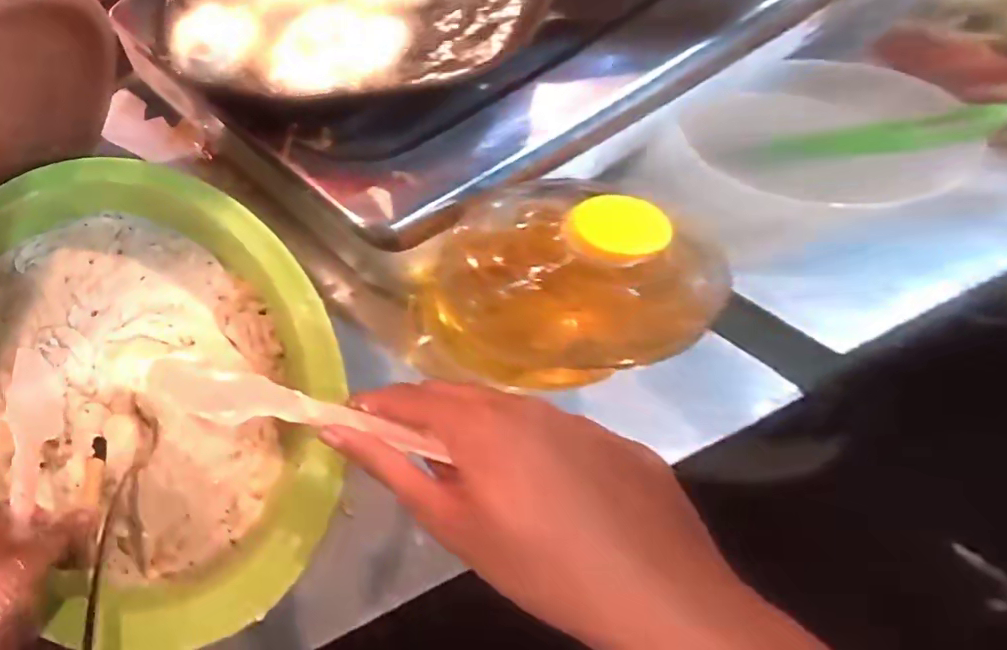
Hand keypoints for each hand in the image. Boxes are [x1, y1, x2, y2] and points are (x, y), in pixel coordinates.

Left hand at [0, 504, 87, 649]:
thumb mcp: (37, 553)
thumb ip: (64, 532)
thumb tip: (91, 511)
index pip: (29, 505)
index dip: (53, 515)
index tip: (77, 528)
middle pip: (29, 538)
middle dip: (56, 547)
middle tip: (82, 557)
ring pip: (27, 567)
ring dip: (50, 574)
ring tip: (75, 581)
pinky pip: (21, 594)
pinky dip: (38, 597)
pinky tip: (55, 604)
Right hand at [322, 383, 823, 649]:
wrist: (673, 611)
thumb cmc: (540, 568)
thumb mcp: (451, 525)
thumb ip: (387, 467)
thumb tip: (333, 427)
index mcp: (476, 422)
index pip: (406, 397)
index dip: (375, 405)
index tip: (356, 419)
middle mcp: (521, 405)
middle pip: (453, 395)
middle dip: (422, 412)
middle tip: (412, 450)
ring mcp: (576, 420)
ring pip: (506, 408)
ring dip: (478, 425)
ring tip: (479, 470)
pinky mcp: (620, 443)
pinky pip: (558, 431)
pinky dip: (534, 445)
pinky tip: (551, 490)